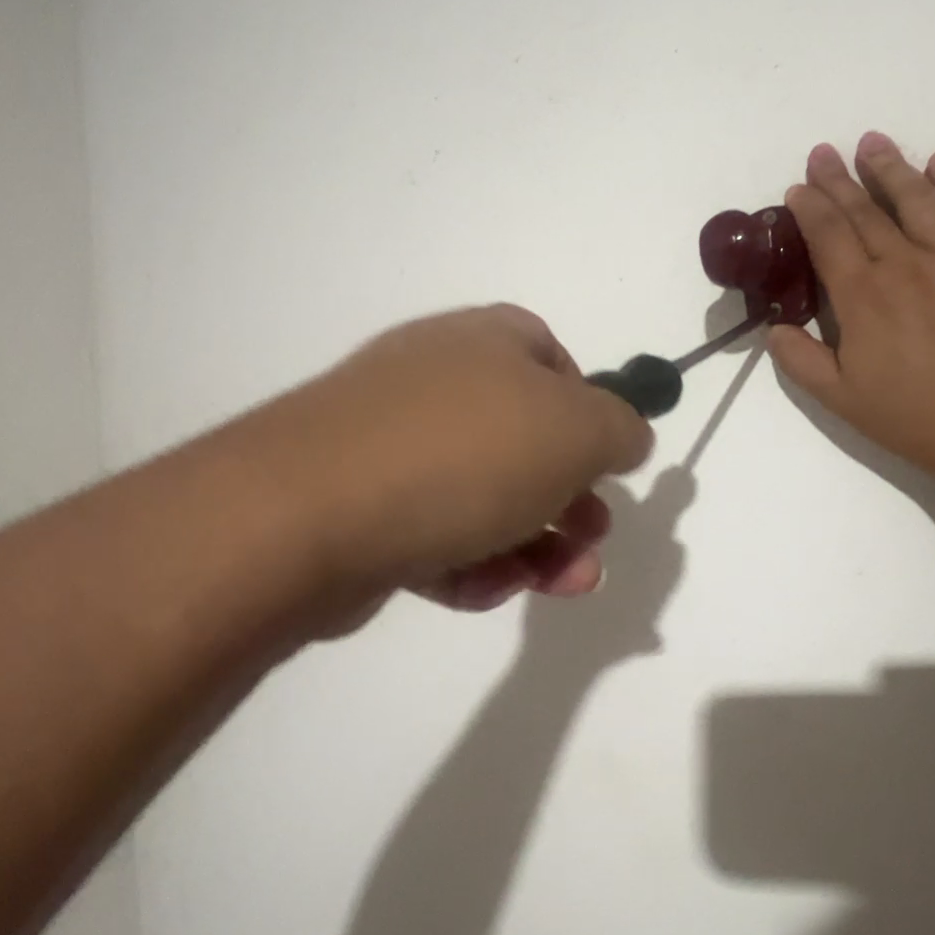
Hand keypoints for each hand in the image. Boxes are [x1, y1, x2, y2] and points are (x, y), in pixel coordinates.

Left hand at [280, 305, 653, 620]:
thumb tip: (625, 436)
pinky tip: (484, 591)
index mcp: (486, 343)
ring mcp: (391, 445)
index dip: (590, 410)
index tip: (606, 463)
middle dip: (569, 499)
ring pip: (482, 496)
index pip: (552, 358)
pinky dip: (469, 563)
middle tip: (592, 540)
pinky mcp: (360, 507)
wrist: (309, 513)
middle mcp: (436, 381)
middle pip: (522, 439)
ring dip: (534, 544)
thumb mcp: (577, 431)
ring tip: (564, 585)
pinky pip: (433, 532)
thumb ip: (620, 429)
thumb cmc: (464, 453)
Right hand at [768, 133, 934, 485]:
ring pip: (916, 200)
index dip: (810, 209)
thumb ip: (801, 361)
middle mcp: (905, 266)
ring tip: (872, 141)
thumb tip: (773, 328)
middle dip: (839, 180)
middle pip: (865, 211)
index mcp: (863, 298)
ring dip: (890, 167)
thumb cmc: (913, 420)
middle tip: (822, 152)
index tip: (797, 188)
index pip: (829, 237)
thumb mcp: (840, 401)